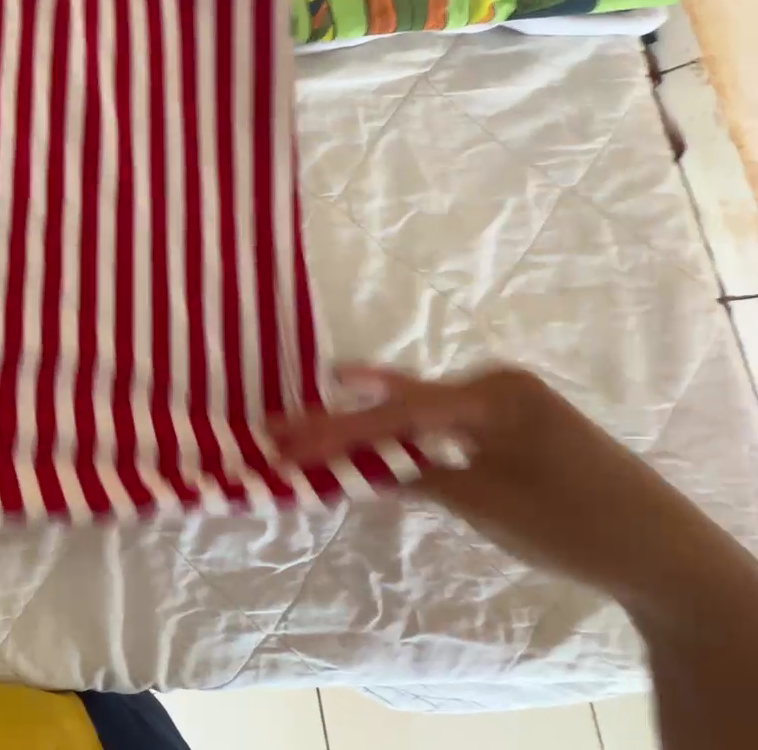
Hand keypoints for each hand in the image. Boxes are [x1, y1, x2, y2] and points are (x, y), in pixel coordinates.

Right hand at [270, 367, 734, 610]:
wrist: (675, 565)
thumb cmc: (580, 527)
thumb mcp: (485, 505)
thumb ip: (411, 476)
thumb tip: (344, 466)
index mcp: (495, 393)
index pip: (394, 411)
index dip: (332, 429)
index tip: (282, 441)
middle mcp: (495, 387)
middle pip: (397, 404)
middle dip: (337, 420)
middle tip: (278, 428)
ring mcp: (503, 408)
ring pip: (413, 414)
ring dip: (363, 428)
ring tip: (305, 429)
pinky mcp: (508, 432)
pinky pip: (438, 428)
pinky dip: (399, 439)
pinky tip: (363, 441)